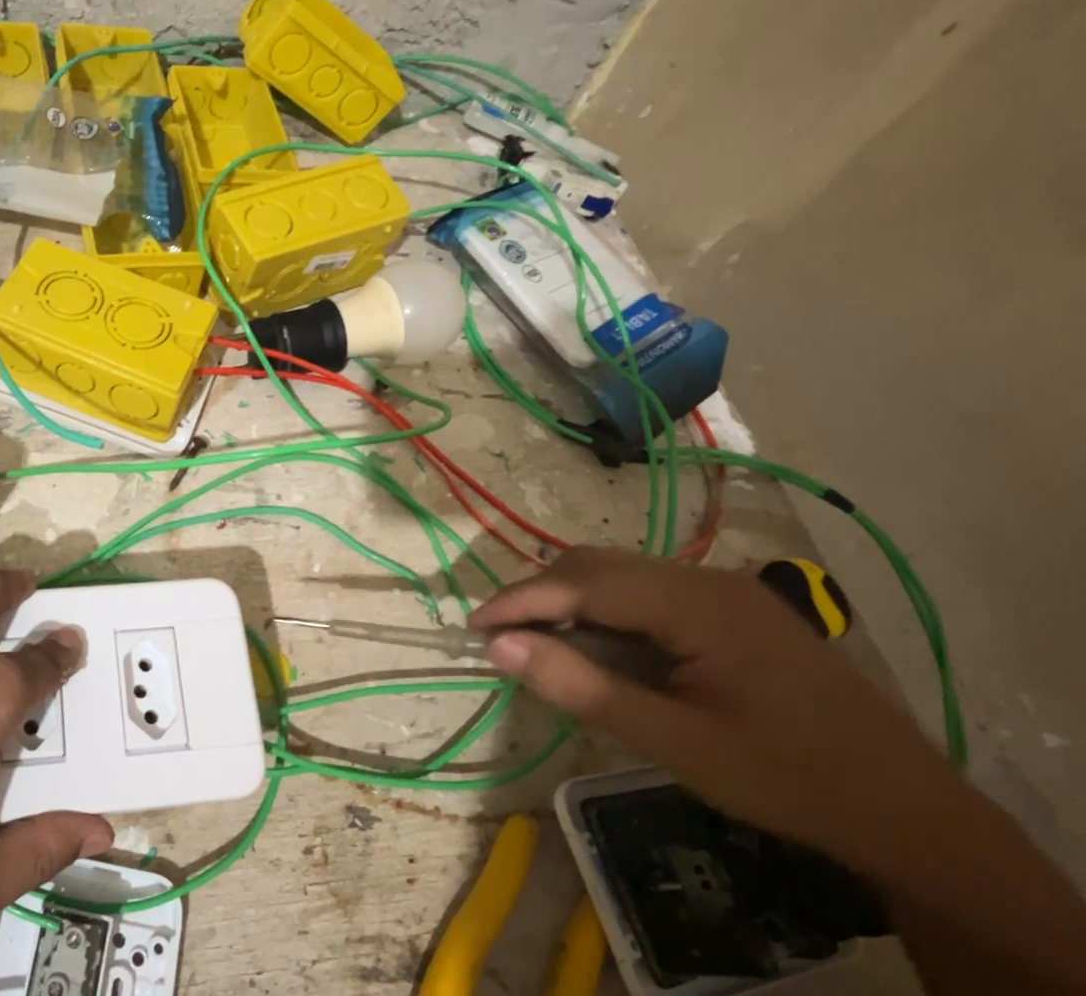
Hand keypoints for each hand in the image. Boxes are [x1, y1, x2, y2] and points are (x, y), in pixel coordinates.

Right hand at [469, 548, 960, 869]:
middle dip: (539, 595)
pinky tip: (593, 649)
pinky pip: (648, 596)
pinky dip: (604, 614)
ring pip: (621, 576)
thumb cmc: (783, 777)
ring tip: (533, 645)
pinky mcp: (732, 614)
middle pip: (599, 566)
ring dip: (569, 603)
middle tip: (498, 639)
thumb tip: (498, 646)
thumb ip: (582, 687)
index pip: (585, 582)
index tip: (472, 627)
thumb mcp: (672, 740)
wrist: (903, 808)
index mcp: (698, 604)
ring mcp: (724, 594)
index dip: (521, 600)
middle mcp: (708, 581)